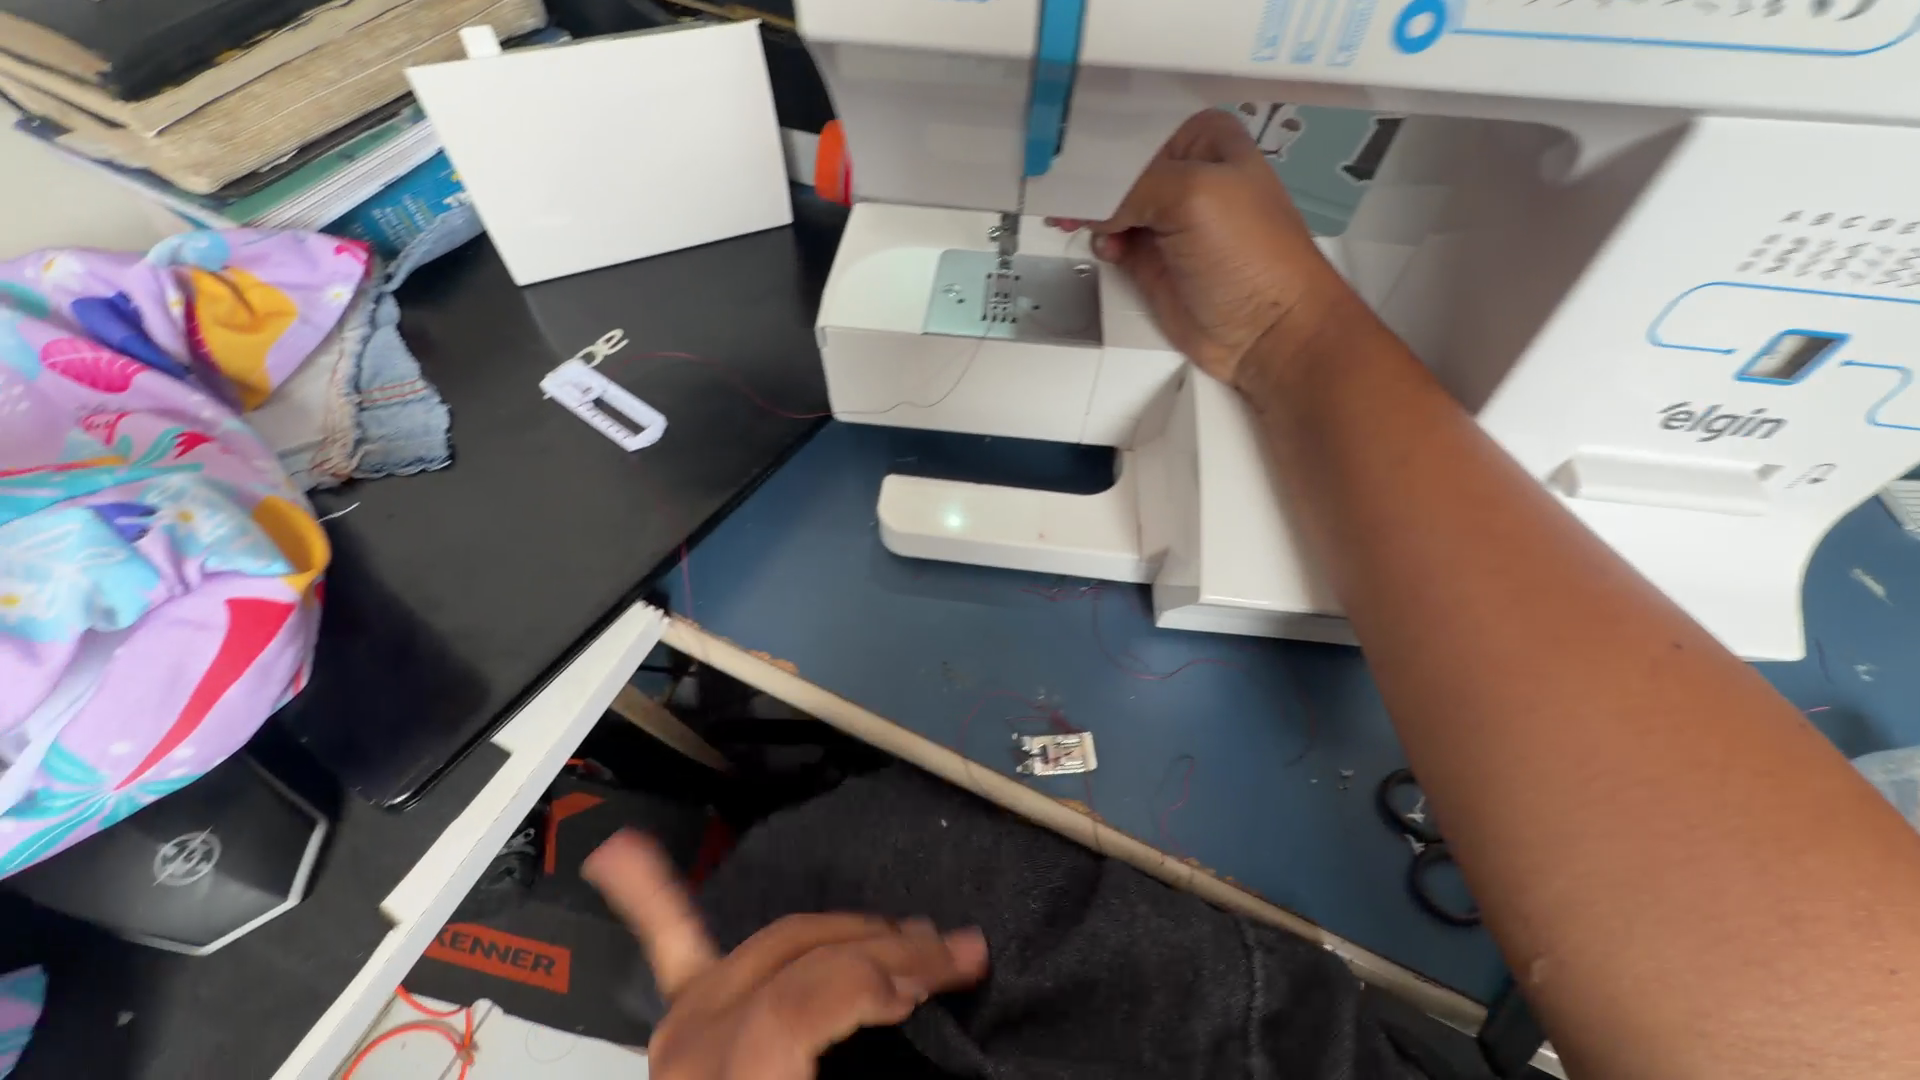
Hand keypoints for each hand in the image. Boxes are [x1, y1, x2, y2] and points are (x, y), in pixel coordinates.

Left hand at [583, 831, 988, 1078]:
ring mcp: (685, 1030)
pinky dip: (652, 896)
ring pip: (773, 940)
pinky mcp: (686, 1027)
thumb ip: (878, 1073)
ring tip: (903, 934)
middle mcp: (694, 1048)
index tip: (933, 987)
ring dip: (844, 928)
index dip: (870, 980)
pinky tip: (623, 851)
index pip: (795, 1005)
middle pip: (796, 957)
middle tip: (949, 956)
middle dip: (885, 948)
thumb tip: (913, 1007)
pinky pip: (675, 951)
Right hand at [1051, 109, 1356, 390]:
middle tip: (1060, 194)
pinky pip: (1110, 240)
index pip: (1137, 130)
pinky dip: (1100, 242)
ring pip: (1108, 205)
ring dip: (1089, 214)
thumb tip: (1087, 203)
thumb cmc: (1246, 253)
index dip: (1100, 143)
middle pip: (1117, 167)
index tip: (1062, 155)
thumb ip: (1133, 186)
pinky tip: (1108, 251)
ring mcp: (1166, 219)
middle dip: (1087, 181)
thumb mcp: (1193, 193)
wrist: (1264, 331)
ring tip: (1078, 224)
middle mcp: (1184, 174)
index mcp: (1204, 140)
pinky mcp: (1149, 258)